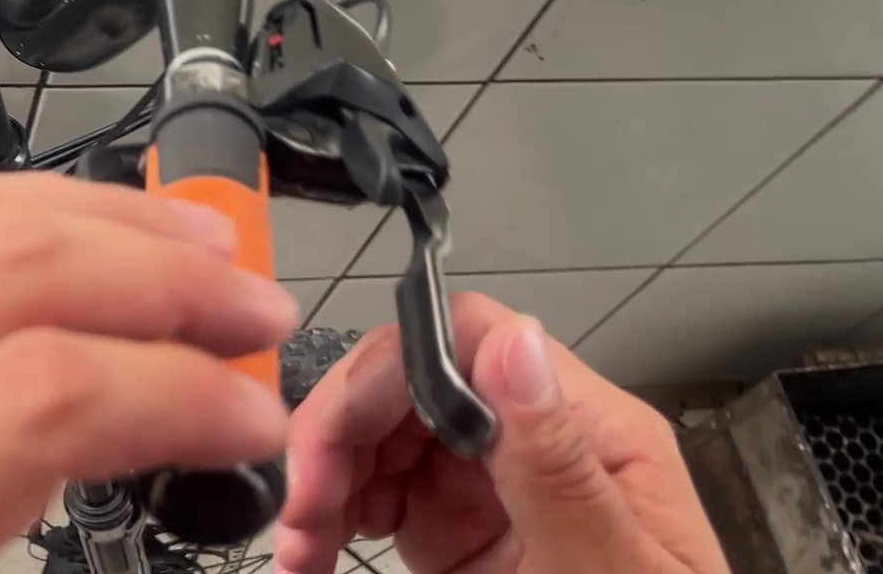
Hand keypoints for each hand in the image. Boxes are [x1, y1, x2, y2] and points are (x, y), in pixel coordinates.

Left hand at [0, 172, 299, 573]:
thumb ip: (14, 549)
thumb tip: (134, 463)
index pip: (33, 397)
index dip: (174, 393)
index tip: (256, 416)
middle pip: (4, 272)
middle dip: (157, 279)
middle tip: (251, 307)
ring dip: (90, 220)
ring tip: (183, 243)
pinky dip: (2, 213)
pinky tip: (62, 229)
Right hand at [274, 293, 727, 573]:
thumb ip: (559, 469)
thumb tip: (514, 338)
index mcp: (584, 424)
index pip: (468, 336)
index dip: (392, 365)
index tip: (342, 431)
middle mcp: (520, 428)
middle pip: (401, 378)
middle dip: (336, 431)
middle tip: (299, 505)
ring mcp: (476, 467)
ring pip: (368, 423)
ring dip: (319, 474)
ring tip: (299, 545)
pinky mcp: (440, 507)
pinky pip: (363, 477)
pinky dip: (326, 505)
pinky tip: (313, 545)